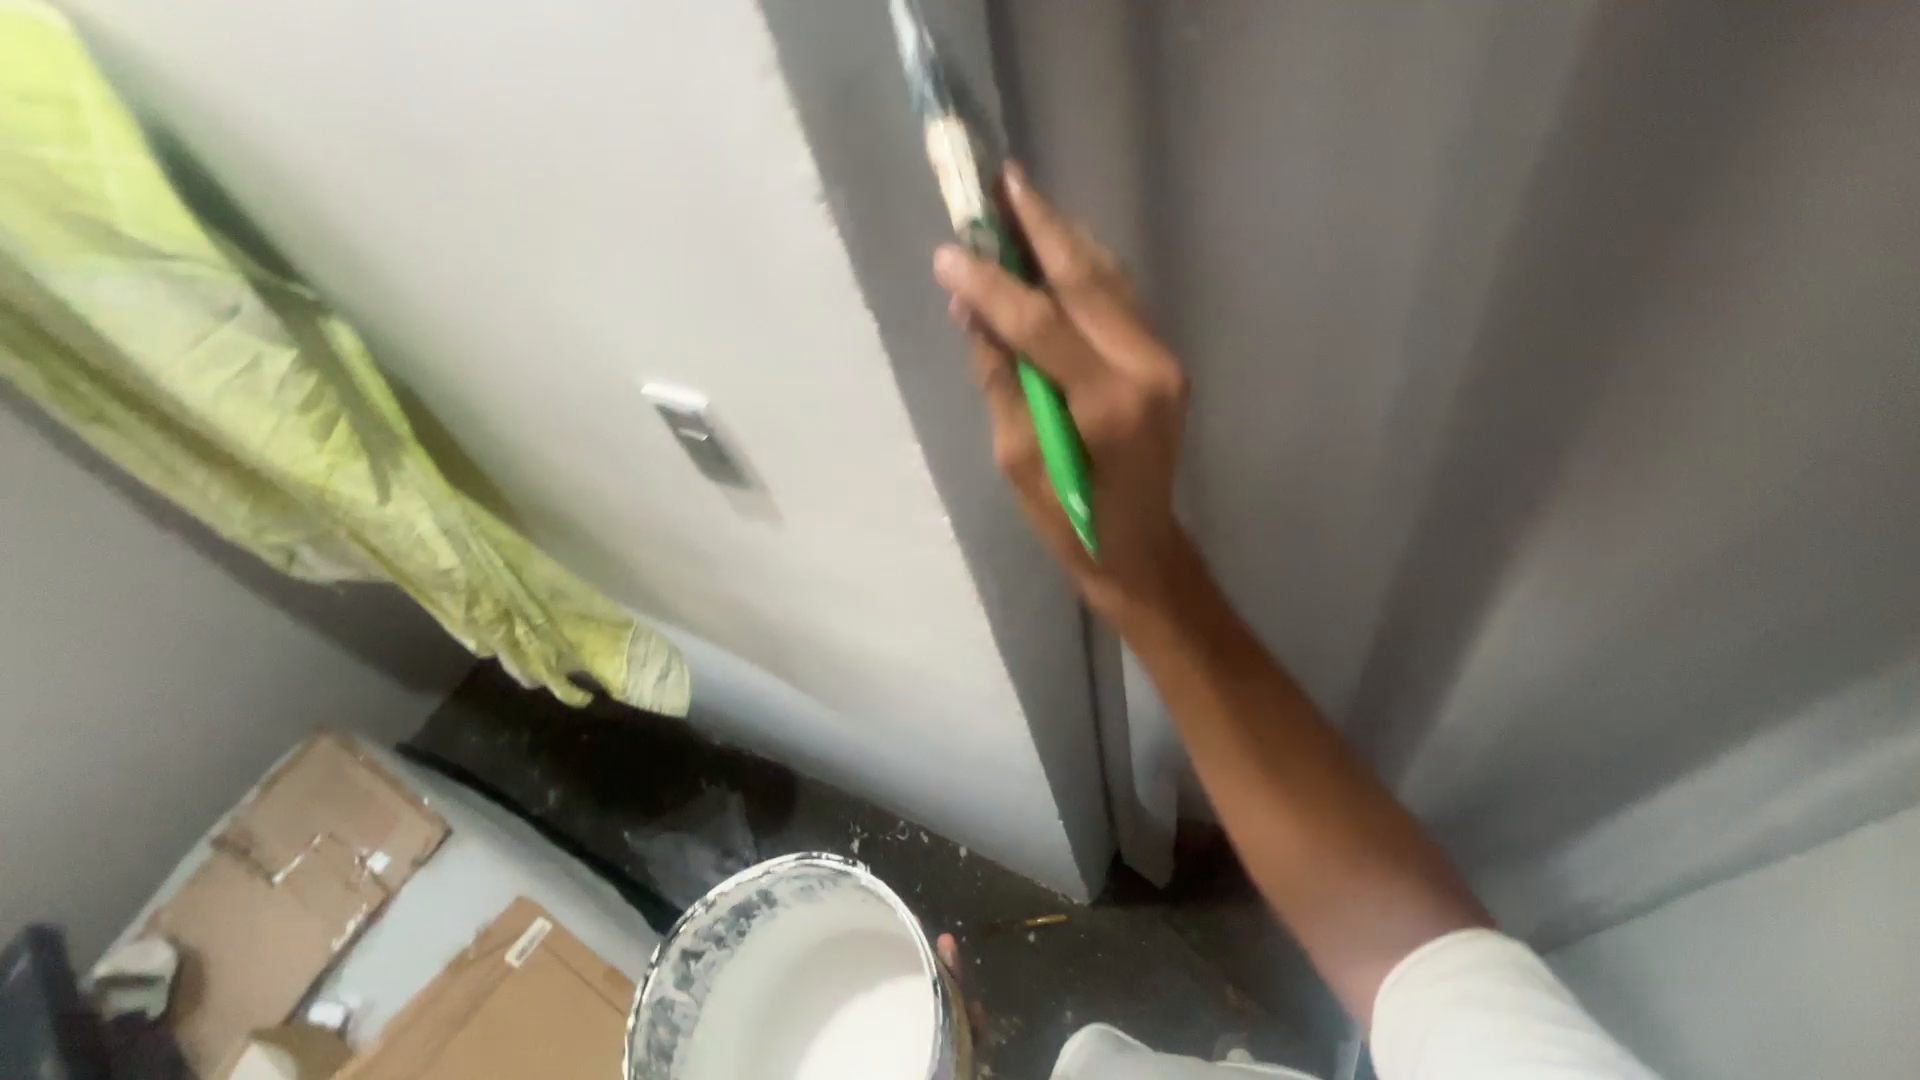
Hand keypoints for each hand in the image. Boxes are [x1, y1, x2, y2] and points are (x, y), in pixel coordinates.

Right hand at [933, 163, 1194, 624]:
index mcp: (1106, 402)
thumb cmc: (1069, 522)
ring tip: (1021, 197)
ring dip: (1063, 237)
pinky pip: (1120, 301)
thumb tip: (972, 309)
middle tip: (999, 180)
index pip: (1039, 323)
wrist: (1139, 548)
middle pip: (1086, 279)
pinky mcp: (1164, 362)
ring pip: (1109, 279)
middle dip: (1038, 226)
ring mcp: (1163, 361)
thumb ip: (999, 377)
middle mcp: (1145, 368)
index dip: (989, 283)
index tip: (947, 253)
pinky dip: (1084, 269)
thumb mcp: (1017, 458)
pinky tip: (1056, 246)